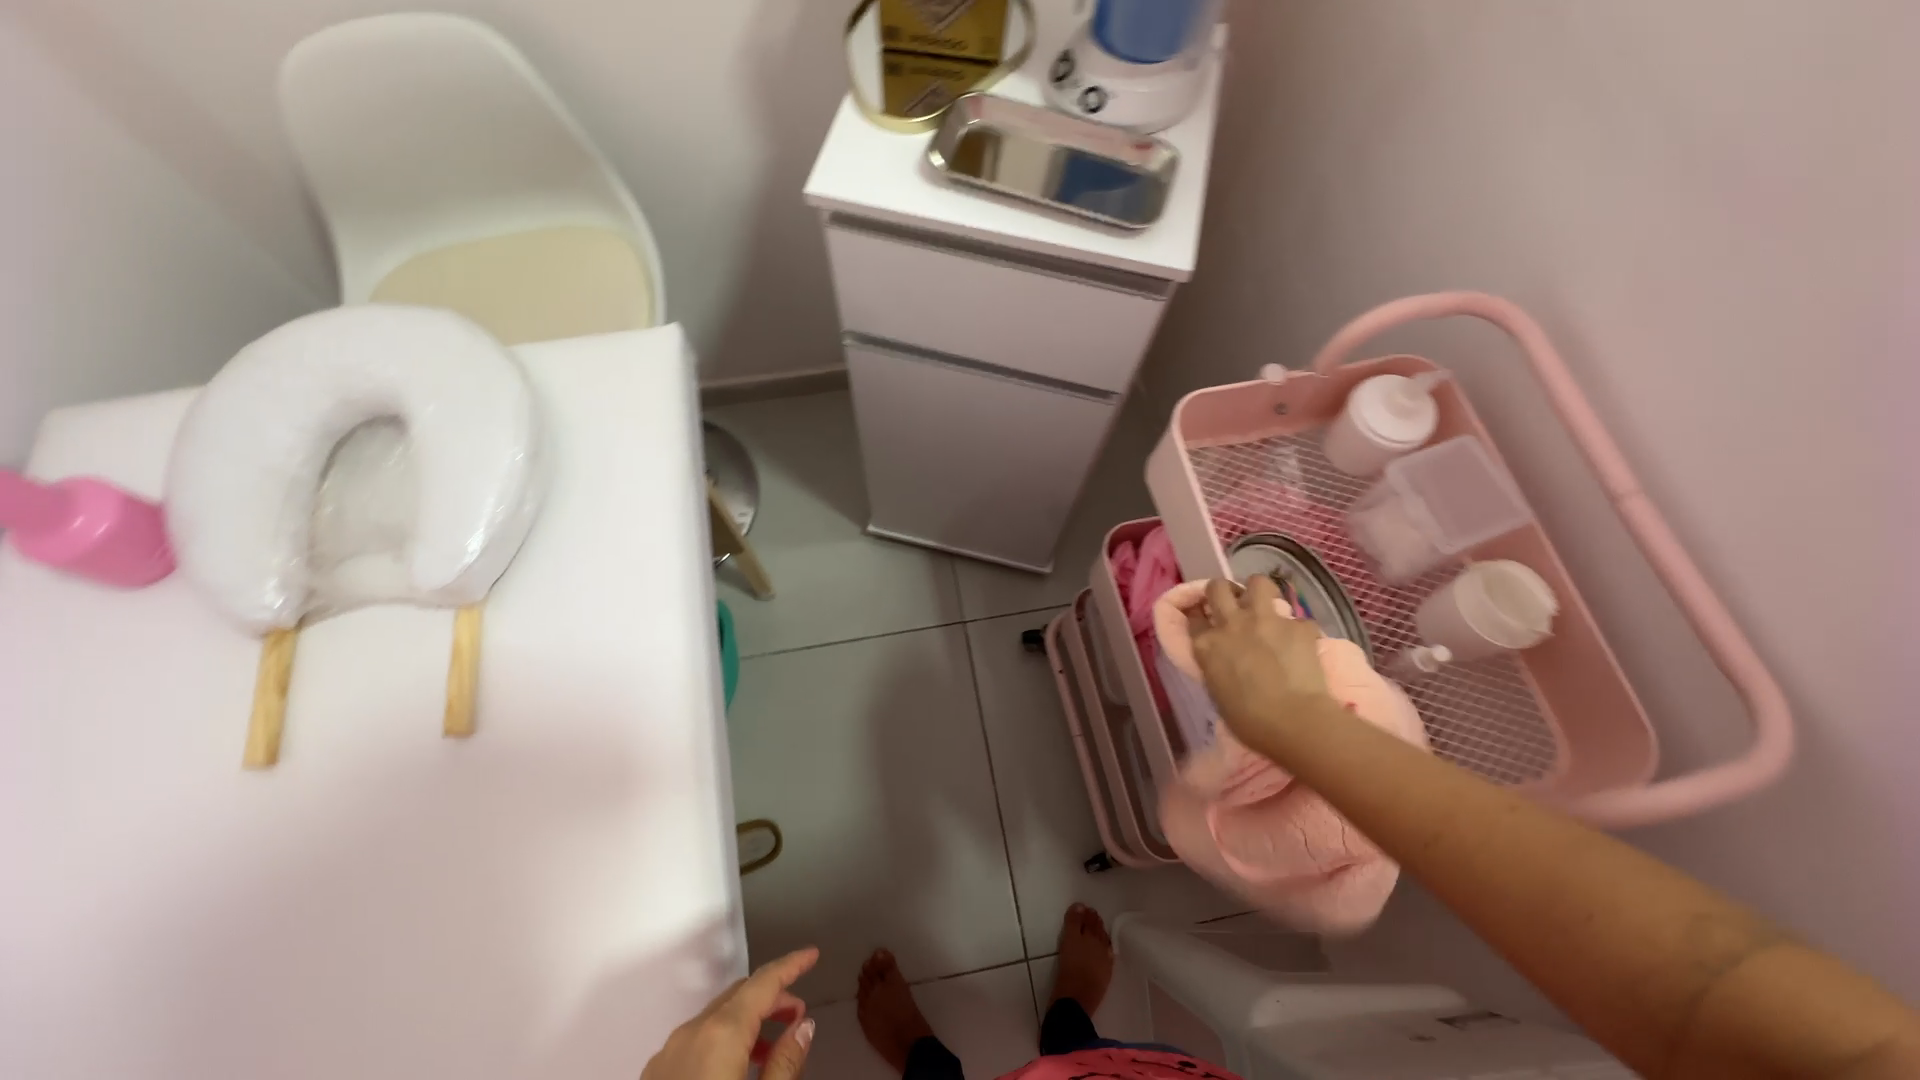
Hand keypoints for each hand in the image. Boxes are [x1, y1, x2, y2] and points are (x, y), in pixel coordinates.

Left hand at [641, 948, 819, 1079]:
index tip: (813, 954)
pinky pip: (694, 1043)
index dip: (790, 966)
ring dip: (747, 1021)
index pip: (762, 983)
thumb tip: (803, 1026)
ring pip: (713, 1020)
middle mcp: (690, 1034)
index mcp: (720, 1034)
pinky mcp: (652, 1078)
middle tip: (799, 1014)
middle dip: (771, 997)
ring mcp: (665, 1057)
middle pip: (736, 997)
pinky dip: (722, 1041)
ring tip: (773, 1047)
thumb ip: (786, 1063)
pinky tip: (735, 1072)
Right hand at [1190, 576, 1343, 749]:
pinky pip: (1298, 619)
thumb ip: (1216, 666)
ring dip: (1260, 593)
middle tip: (1233, 607)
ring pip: (1258, 582)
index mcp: (1206, 645)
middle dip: (1224, 593)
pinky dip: (1299, 630)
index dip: (1201, 618)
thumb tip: (1225, 661)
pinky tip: (1301, 644)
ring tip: (1265, 609)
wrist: (1293, 721)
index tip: (1207, 624)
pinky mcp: (1298, 626)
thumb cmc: (1249, 721)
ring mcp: (1266, 620)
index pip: (1194, 617)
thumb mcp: (1217, 692)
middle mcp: (1231, 624)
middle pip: (1217, 587)